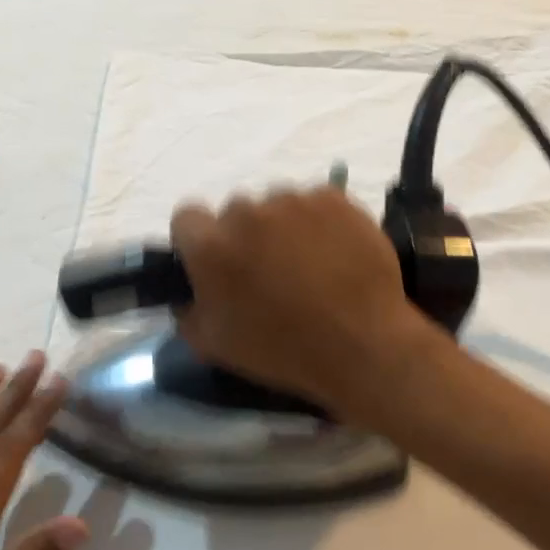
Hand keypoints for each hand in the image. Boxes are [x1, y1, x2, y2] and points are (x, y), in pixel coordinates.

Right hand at [170, 186, 440, 420]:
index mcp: (211, 247)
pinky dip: (320, 223)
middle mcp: (247, 212)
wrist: (362, 344)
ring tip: (309, 265)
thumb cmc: (283, 351)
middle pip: (236, 212)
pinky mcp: (335, 198)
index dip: (199, 240)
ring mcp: (294, 201)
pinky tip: (335, 254)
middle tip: (269, 271)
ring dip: (284, 228)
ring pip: (278, 206)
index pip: (187, 218)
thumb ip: (189, 313)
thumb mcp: (215, 347)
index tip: (218, 264)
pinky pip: (316, 203)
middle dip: (246, 236)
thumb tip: (189, 295)